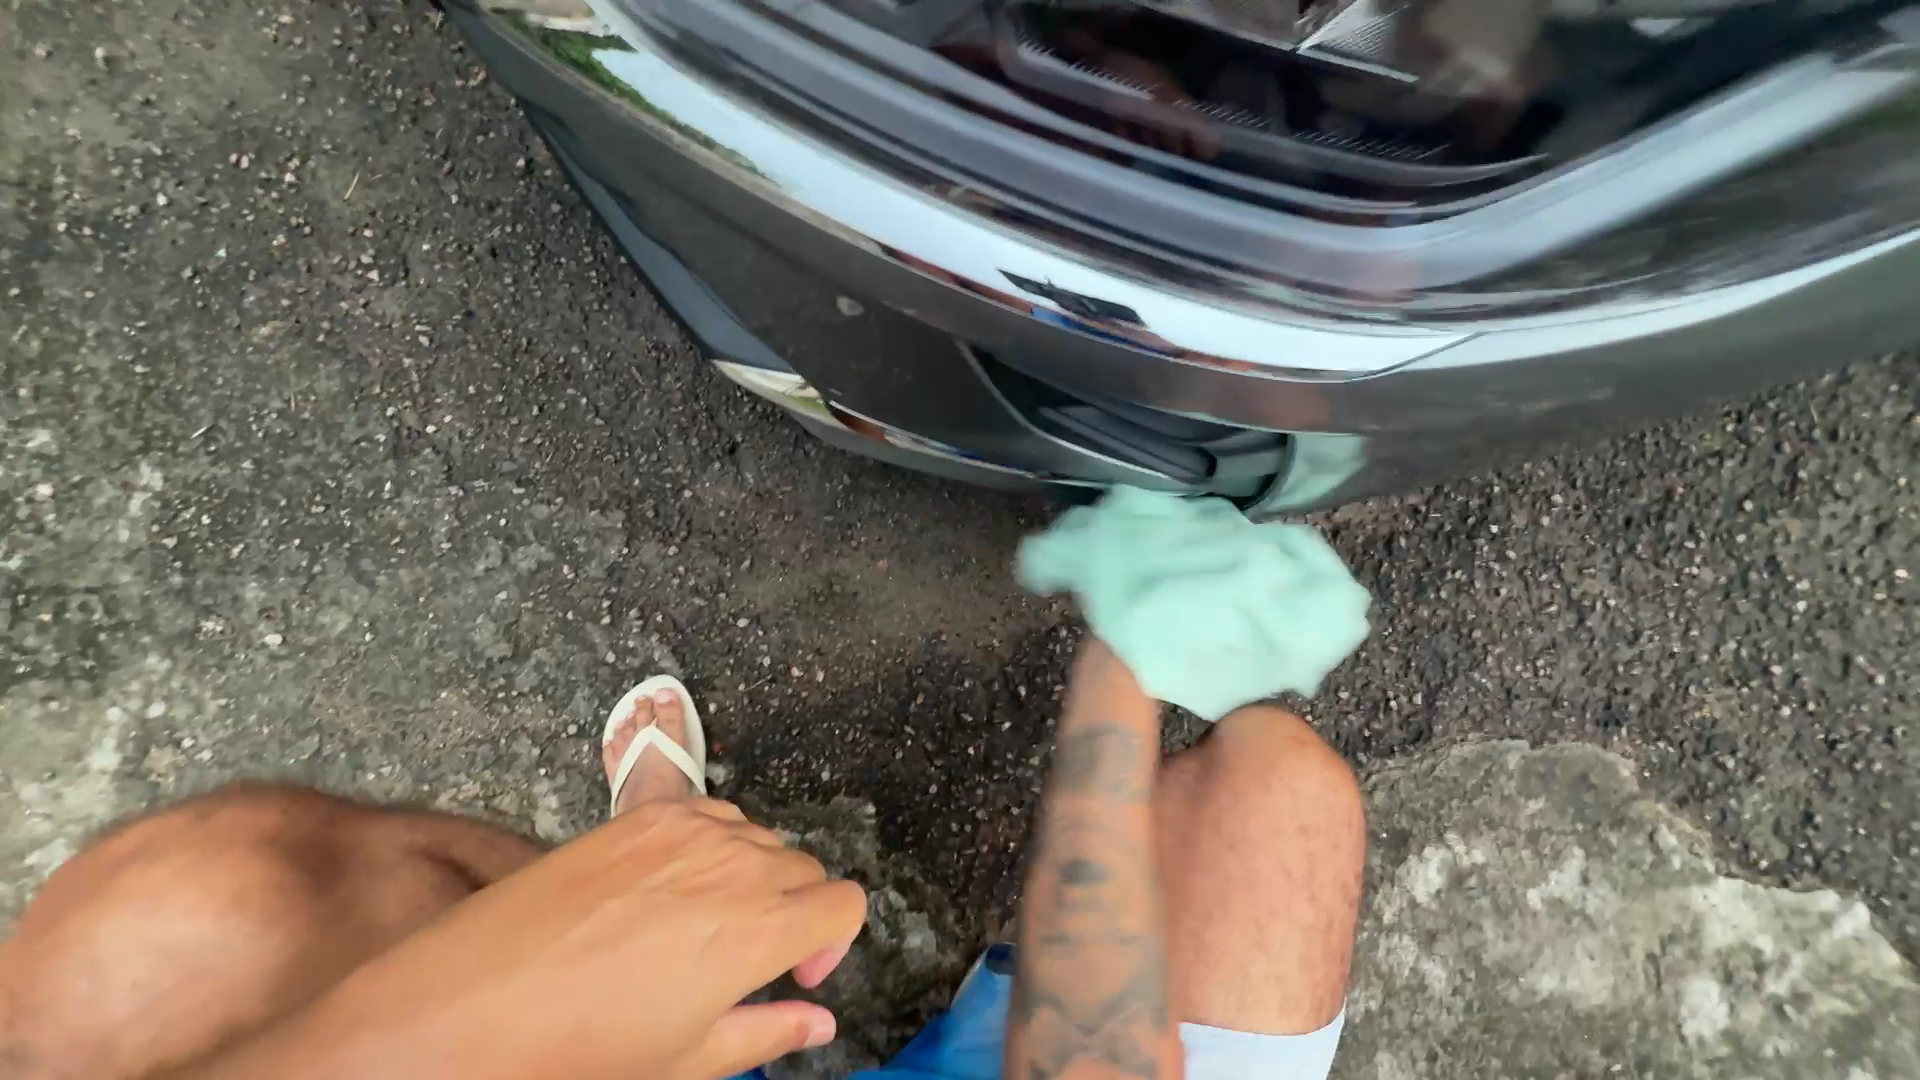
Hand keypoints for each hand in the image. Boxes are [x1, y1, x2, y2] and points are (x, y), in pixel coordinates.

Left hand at [212, 800, 865, 1079]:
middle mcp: (736, 865)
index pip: (845, 903)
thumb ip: (768, 1034)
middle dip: (795, 910)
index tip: (796, 974)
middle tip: (745, 956)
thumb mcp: (684, 1062)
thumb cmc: (578, 1056)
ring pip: (761, 838)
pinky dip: (715, 843)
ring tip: (701, 921)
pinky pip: (714, 813)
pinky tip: (669, 884)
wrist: (460, 1011)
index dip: (834, 941)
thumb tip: (820, 1024)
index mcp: (756, 931)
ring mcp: (690, 829)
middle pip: (806, 868)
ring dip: (754, 876)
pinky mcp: (646, 813)